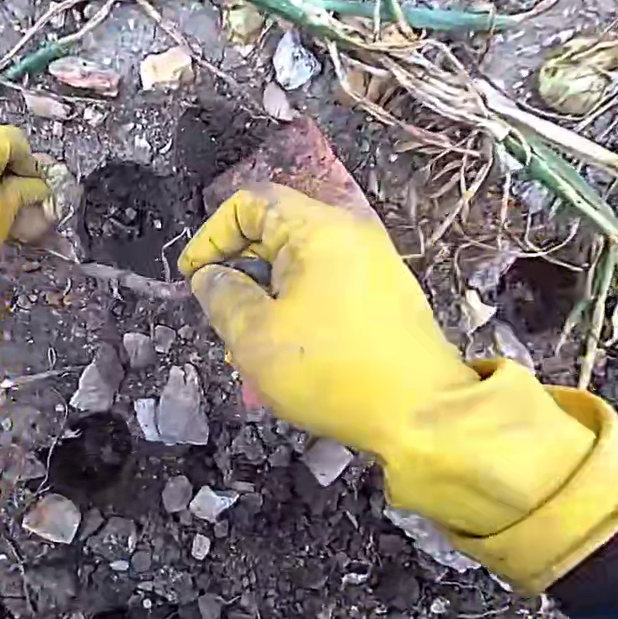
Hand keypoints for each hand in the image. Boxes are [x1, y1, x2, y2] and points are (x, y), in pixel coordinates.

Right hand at [179, 185, 617, 591]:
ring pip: (296, 267)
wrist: (424, 415)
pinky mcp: (381, 297)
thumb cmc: (331, 370)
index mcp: (318, 231)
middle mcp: (349, 236)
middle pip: (273, 233)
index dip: (210, 235)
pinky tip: (283, 353)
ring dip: (261, 298)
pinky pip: (322, 288)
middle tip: (217, 315)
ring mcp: (371, 266)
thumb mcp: (255, 337)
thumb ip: (222, 297)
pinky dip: (292, 310)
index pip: (249, 203)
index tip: (193, 277)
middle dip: (235, 271)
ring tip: (245, 346)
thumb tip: (209, 277)